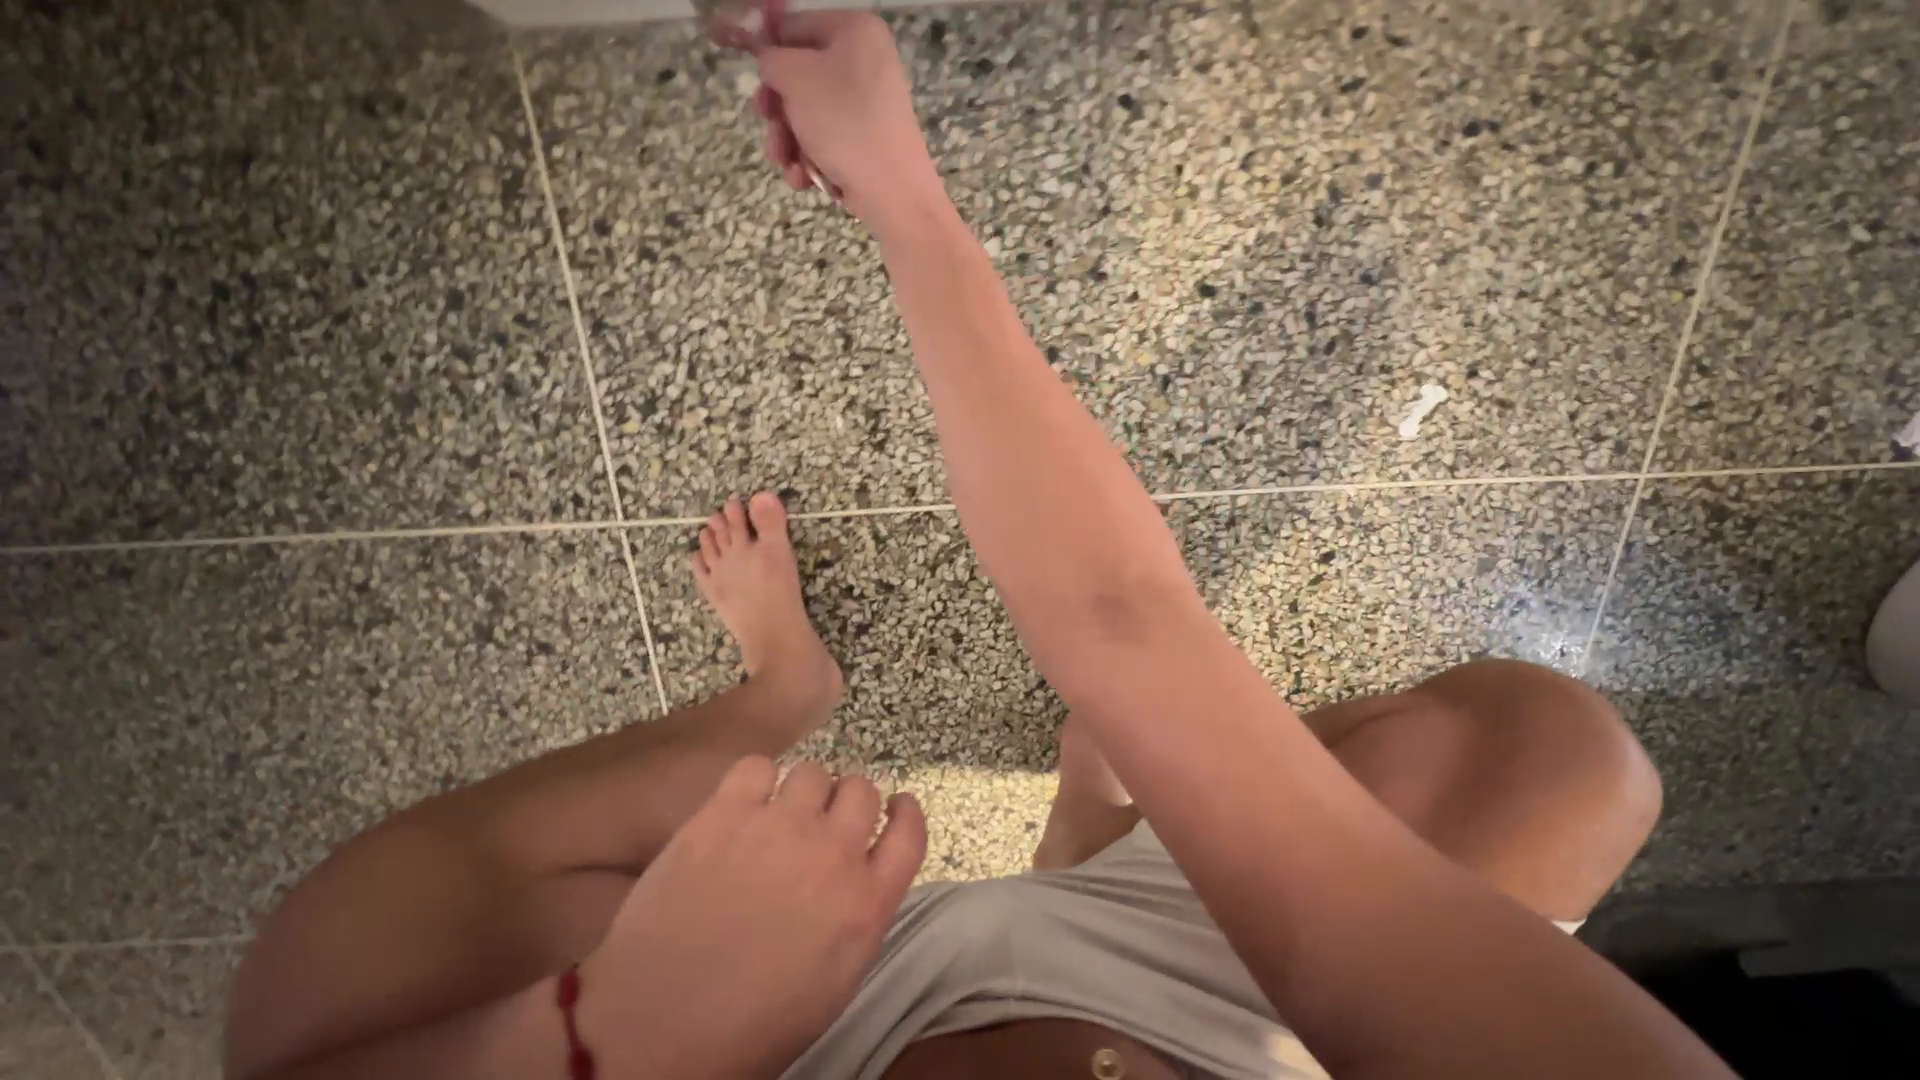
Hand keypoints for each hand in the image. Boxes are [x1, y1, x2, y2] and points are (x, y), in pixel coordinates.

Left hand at [574, 756, 926, 1078]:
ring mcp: (778, 827)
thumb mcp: (835, 982)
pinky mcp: (724, 814)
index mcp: (865, 904)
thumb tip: (860, 877)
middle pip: (862, 791)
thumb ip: (860, 917)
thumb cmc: (751, 1024)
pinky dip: (757, 780)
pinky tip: (744, 803)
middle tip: (823, 820)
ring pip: (813, 772)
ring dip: (805, 790)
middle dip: (848, 802)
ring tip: (781, 811)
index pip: (909, 833)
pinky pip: (756, 766)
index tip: (896, 806)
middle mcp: (832, 853)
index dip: (905, 812)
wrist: (657, 1026)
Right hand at [748, 11, 946, 234]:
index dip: (766, 47)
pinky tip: (804, 179)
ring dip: (789, 142)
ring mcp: (869, 107)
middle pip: (800, 77)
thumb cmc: (843, 122)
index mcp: (855, 31)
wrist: (892, 190)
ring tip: (787, 162)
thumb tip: (772, 62)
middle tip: (768, 124)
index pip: (795, 26)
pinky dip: (810, 161)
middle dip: (778, 109)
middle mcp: (866, 63)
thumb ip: (772, 59)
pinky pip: (828, 143)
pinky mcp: (868, 144)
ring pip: (809, 116)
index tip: (745, 67)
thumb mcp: (795, 77)